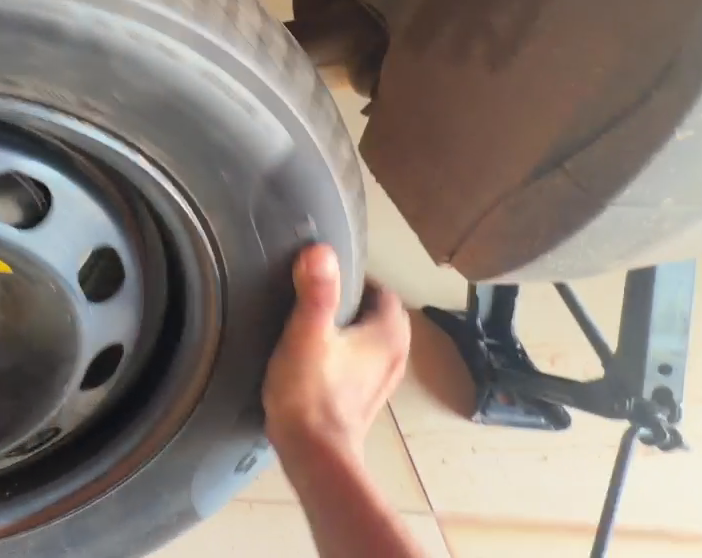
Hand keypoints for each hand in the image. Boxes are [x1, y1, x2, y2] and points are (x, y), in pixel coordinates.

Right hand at [261, 244, 409, 467]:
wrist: (313, 452)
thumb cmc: (310, 390)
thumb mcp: (306, 333)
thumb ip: (316, 291)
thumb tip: (320, 249)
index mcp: (387, 337)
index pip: (385, 294)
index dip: (359, 280)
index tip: (325, 275)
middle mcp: (395, 357)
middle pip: (383, 317)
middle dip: (357, 302)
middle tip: (319, 293)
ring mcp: (382, 381)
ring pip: (376, 341)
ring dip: (355, 328)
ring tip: (318, 320)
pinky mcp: (365, 398)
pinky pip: (365, 361)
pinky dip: (350, 351)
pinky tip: (322, 354)